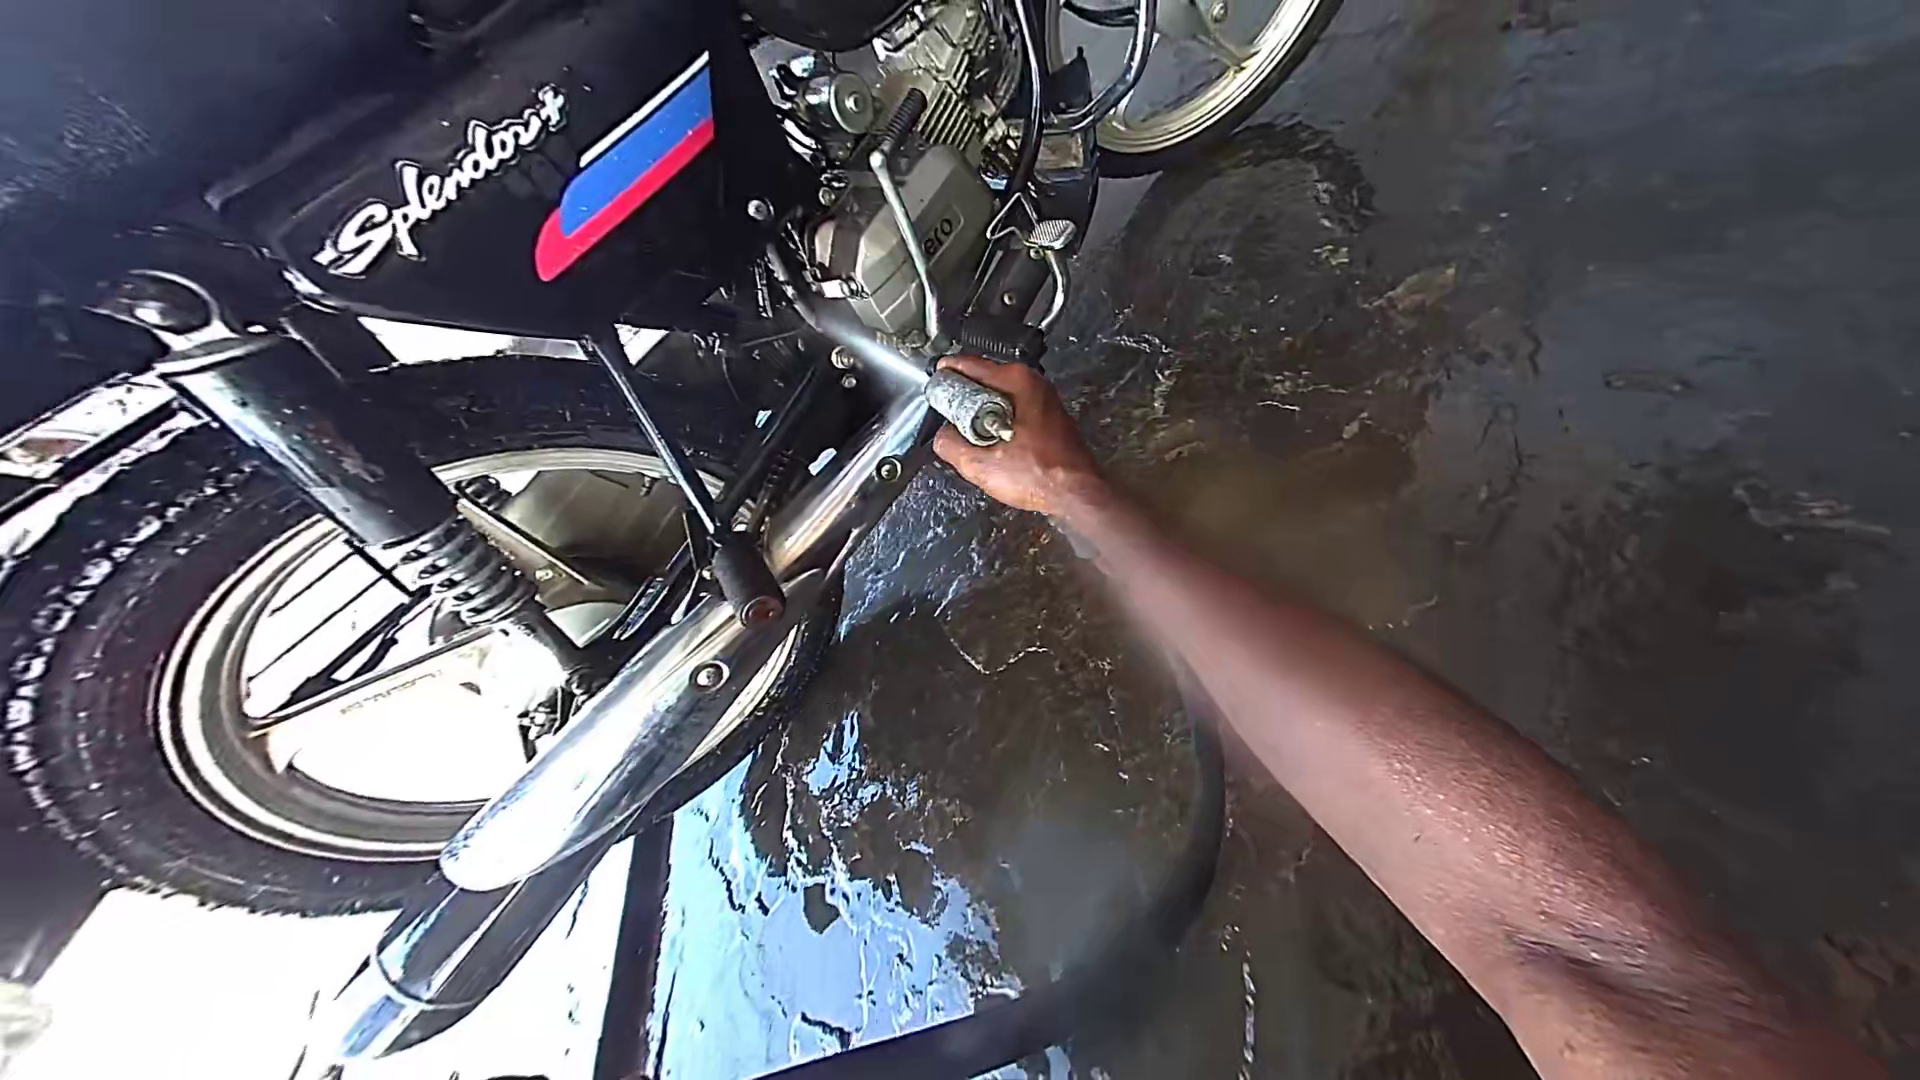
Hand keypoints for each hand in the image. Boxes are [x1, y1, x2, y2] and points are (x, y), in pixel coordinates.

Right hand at [931, 355, 1108, 518]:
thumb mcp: (980, 464)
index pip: (969, 365)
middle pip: (983, 381)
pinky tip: (994, 446)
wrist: (1077, 494)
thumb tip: (941, 437)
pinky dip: (997, 423)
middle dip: (962, 399)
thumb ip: (950, 446)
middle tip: (950, 420)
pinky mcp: (1046, 417)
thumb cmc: (1043, 476)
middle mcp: (1033, 384)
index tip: (934, 386)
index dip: (946, 376)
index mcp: (1017, 383)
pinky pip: (1011, 411)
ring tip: (972, 438)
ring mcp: (1042, 399)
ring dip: (980, 414)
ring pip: (997, 398)